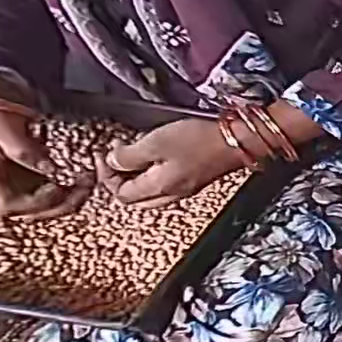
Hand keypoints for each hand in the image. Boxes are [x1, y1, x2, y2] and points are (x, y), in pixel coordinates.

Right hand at [0, 109, 92, 220]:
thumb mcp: (3, 130)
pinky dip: (70, 195)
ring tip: (87, 185)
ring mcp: (16, 191)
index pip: (9, 206)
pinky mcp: (31, 188)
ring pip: (44, 210)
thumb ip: (22, 150)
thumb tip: (49, 169)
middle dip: (60, 205)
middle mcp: (0, 190)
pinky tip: (84, 183)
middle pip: (31, 213)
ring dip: (69, 201)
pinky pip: (52, 200)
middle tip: (84, 188)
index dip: (35, 202)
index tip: (56, 187)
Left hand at [96, 118, 244, 210]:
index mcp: (159, 187)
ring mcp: (186, 189)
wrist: (237, 142)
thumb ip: (128, 155)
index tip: (103, 154)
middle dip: (120, 181)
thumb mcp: (155, 143)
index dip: (106, 175)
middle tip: (115, 160)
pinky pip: (168, 187)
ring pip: (152, 195)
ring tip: (136, 157)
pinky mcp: (197, 180)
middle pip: (136, 200)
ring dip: (138, 180)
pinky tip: (158, 159)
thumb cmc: (198, 141)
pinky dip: (155, 177)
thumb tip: (113, 161)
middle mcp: (172, 194)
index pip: (121, 193)